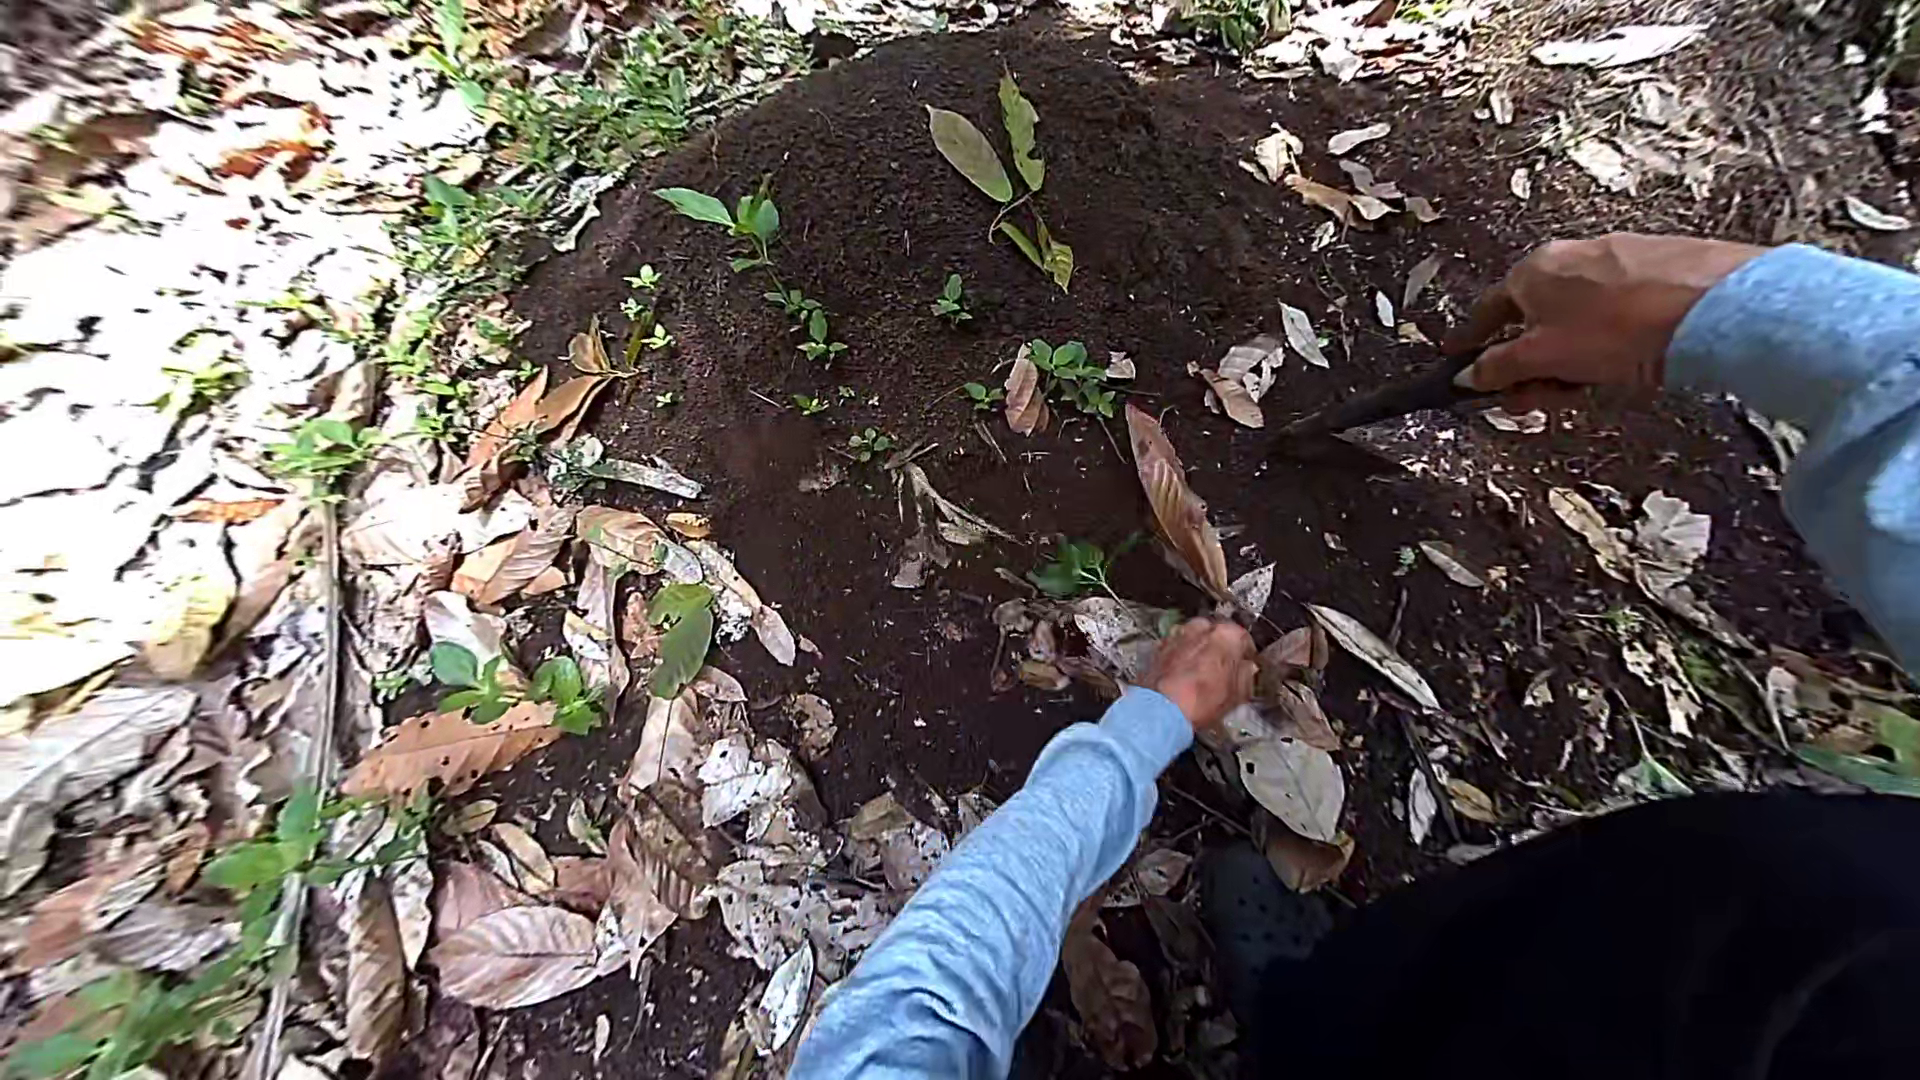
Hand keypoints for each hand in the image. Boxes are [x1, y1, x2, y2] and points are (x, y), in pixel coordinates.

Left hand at [1140, 618, 1255, 734]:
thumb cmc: (1202, 700)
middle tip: (1222, 666)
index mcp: (1225, 635)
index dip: (1244, 652)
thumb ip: (1245, 674)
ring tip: (1200, 669)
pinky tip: (1182, 671)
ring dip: (1198, 648)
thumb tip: (1245, 668)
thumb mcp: (1238, 694)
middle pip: (1215, 633)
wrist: (1162, 708)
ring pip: (1193, 637)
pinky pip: (1175, 645)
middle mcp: (1200, 628)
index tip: (1244, 662)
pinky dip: (1180, 654)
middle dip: (1219, 647)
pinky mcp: (1159, 645)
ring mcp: (1177, 635)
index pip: (1241, 637)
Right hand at [1446, 234, 1767, 410]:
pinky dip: (1601, 341)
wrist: (1731, 313)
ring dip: (1561, 357)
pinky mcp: (1673, 268)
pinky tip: (1612, 367)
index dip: (1469, 341)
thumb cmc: (1618, 331)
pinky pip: (1616, 310)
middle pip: (1532, 317)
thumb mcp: (1537, 358)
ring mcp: (1629, 257)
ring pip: (1574, 317)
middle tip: (1523, 395)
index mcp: (1536, 268)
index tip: (1460, 360)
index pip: (1486, 310)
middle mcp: (1578, 253)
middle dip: (1522, 361)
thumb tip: (1469, 376)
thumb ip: (1493, 369)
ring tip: (1570, 389)